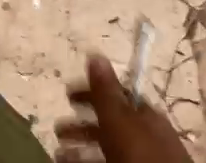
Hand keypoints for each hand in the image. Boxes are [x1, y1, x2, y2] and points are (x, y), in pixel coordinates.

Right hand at [56, 55, 194, 162]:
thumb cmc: (140, 153)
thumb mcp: (119, 118)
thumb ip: (106, 89)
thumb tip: (95, 53)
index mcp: (146, 114)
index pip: (116, 94)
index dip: (90, 92)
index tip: (66, 95)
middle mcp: (146, 133)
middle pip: (109, 121)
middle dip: (81, 122)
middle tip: (59, 128)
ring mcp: (143, 155)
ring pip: (107, 144)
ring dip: (81, 144)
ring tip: (59, 150)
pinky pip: (107, 159)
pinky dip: (88, 158)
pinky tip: (69, 160)